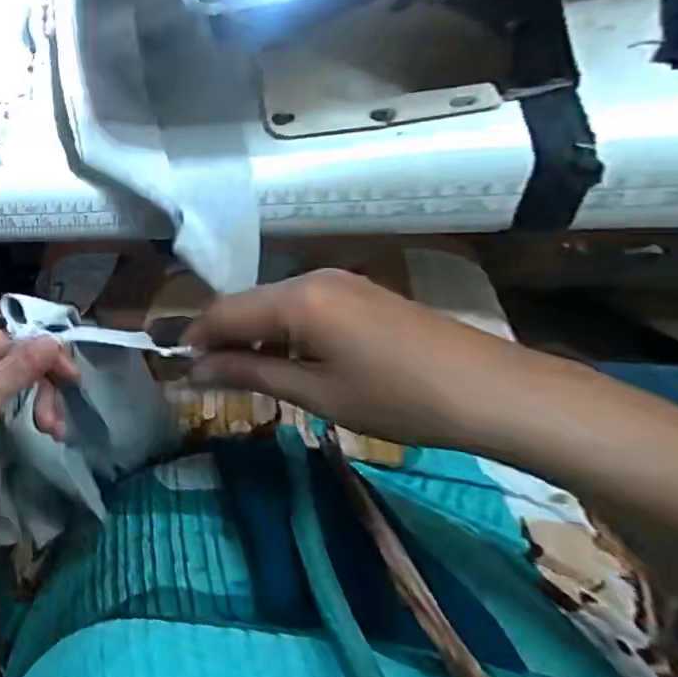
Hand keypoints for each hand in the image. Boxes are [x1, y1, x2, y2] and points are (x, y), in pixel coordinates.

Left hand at [0, 333, 79, 509]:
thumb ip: (18, 369)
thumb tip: (52, 339)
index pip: (15, 339)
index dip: (45, 353)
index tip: (72, 376)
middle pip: (25, 362)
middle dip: (44, 387)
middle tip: (53, 418)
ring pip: (28, 384)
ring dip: (45, 404)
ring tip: (52, 431)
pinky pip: (22, 403)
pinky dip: (38, 414)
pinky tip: (49, 432)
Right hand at [181, 268, 568, 450]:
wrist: (500, 393)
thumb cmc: (401, 398)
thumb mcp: (316, 393)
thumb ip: (247, 373)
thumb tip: (192, 371)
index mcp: (294, 299)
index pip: (221, 313)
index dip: (193, 340)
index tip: (176, 368)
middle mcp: (309, 278)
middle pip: (242, 304)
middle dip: (218, 337)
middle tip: (205, 375)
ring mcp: (336, 282)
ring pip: (269, 304)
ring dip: (249, 335)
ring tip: (242, 373)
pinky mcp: (357, 293)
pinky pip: (299, 306)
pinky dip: (280, 331)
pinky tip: (285, 359)